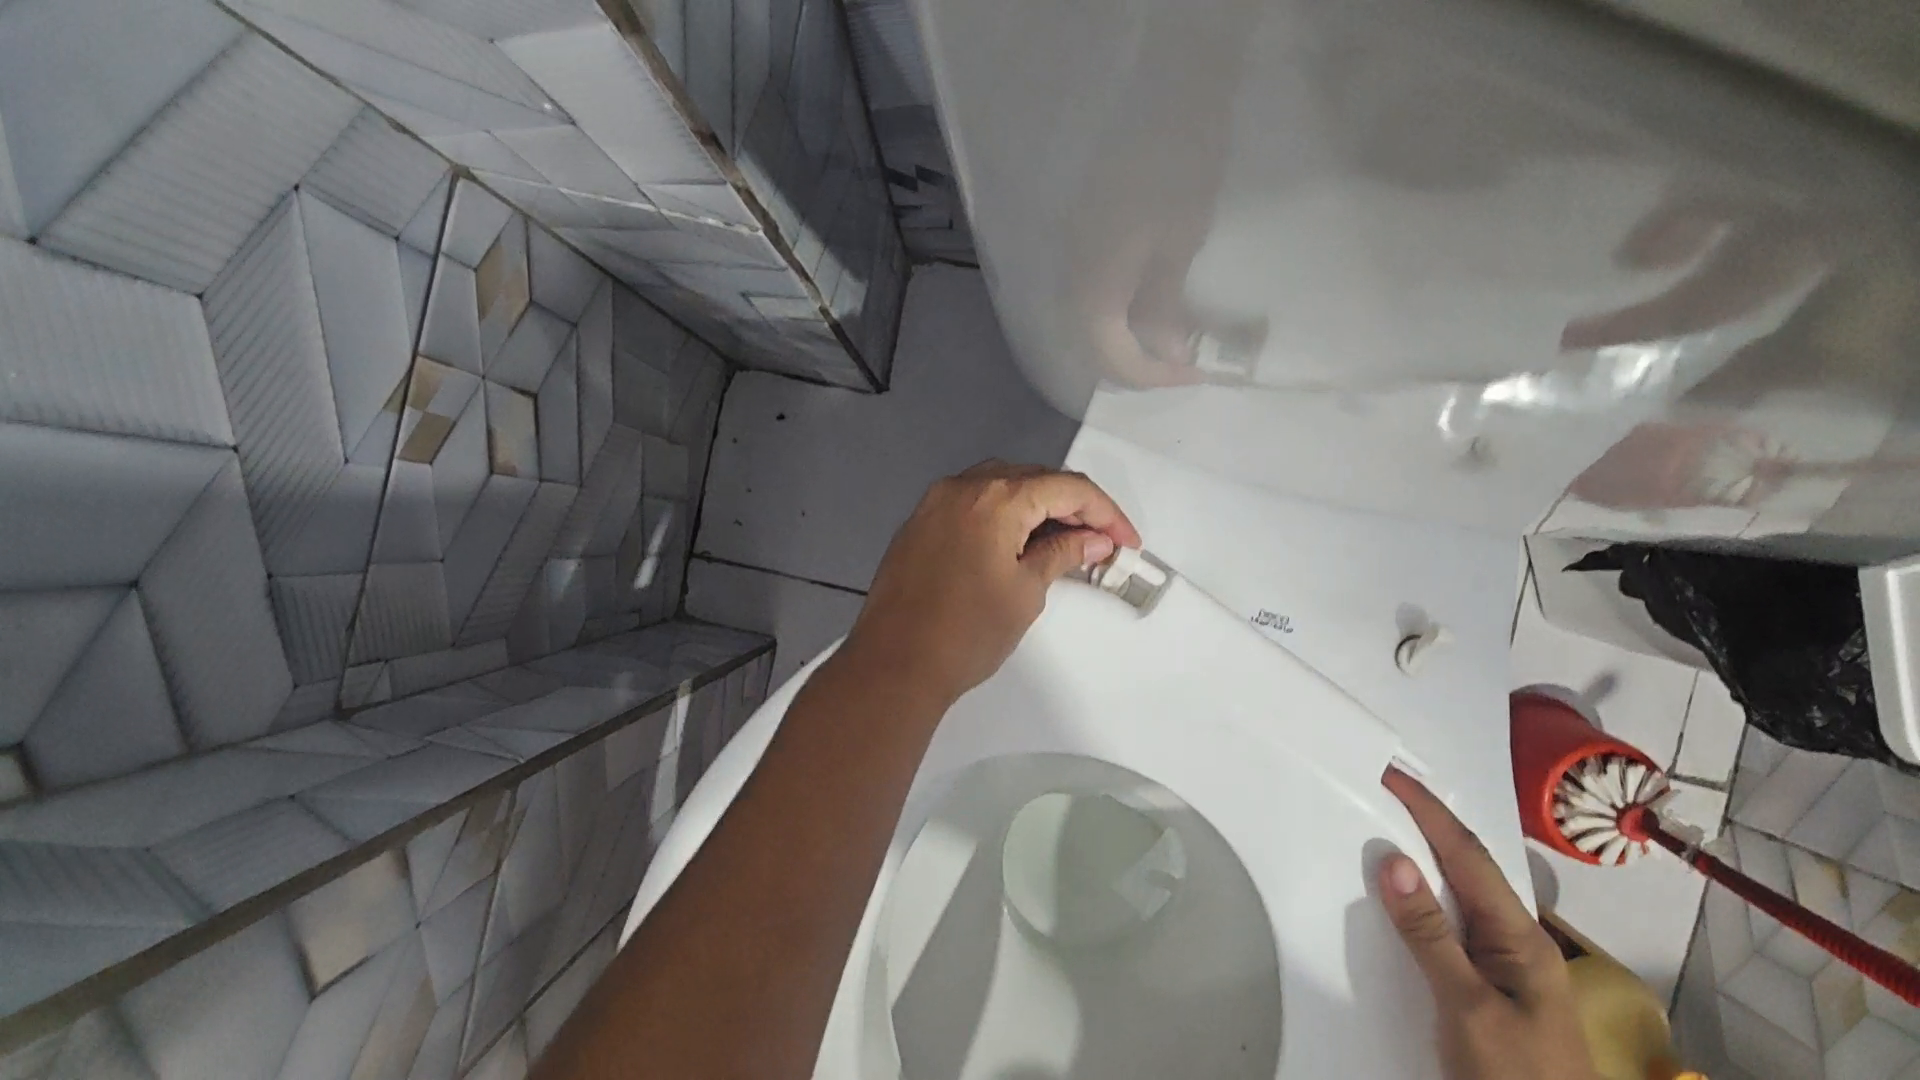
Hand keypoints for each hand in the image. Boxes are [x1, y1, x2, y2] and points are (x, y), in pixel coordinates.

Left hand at [836, 462, 1141, 706]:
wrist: (893, 665)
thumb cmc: (967, 633)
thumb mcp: (1026, 592)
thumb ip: (1063, 553)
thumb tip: (1095, 539)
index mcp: (995, 498)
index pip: (1066, 487)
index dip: (1106, 512)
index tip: (1128, 542)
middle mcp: (962, 486)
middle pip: (1033, 478)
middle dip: (1073, 506)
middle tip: (1100, 542)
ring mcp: (935, 502)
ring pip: (1001, 486)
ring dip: (1038, 507)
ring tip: (1066, 541)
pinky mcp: (920, 523)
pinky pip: (973, 503)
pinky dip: (1004, 515)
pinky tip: (1020, 543)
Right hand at [1378, 768, 1597, 1079]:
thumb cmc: (1515, 1076)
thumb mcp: (1469, 1008)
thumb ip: (1431, 935)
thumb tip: (1395, 860)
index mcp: (1521, 939)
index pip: (1469, 857)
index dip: (1430, 812)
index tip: (1391, 775)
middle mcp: (1518, 943)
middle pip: (1469, 869)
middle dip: (1430, 826)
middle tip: (1386, 794)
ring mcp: (1507, 968)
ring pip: (1462, 897)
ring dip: (1426, 860)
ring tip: (1389, 830)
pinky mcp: (1491, 990)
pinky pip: (1454, 927)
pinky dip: (1425, 900)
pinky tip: (1406, 901)